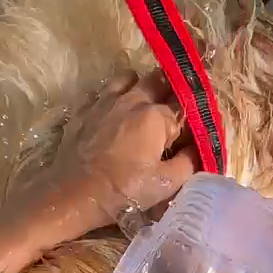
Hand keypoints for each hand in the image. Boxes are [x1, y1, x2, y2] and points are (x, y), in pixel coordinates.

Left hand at [8, 71, 196, 243]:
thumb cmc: (123, 191)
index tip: (195, 127)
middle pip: (159, 80)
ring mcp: (105, 102)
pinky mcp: (84, 110)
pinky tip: (115, 113)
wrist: (72, 195)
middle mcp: (132, 100)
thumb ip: (189, 163)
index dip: (194, 115)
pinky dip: (114, 97)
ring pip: (129, 78)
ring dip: (141, 86)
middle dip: (171, 89)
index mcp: (156, 116)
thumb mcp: (165, 184)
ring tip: (144, 103)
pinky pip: (104, 92)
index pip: (185, 106)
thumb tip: (200, 148)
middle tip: (175, 108)